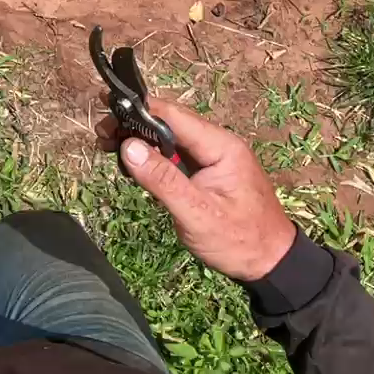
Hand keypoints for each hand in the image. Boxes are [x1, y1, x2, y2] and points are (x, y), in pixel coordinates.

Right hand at [96, 95, 295, 281]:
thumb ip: (162, 179)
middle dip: (133, 123)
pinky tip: (132, 162)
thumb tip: (128, 146)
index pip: (174, 115)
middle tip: (101, 134)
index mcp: (220, 146)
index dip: (140, 109)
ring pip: (169, 137)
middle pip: (168, 122)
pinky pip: (174, 154)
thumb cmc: (238, 241)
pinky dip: (151, 154)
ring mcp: (211, 157)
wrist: (272, 265)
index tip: (108, 108)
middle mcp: (217, 144)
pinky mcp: (205, 171)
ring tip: (108, 145)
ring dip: (139, 139)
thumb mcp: (196, 213)